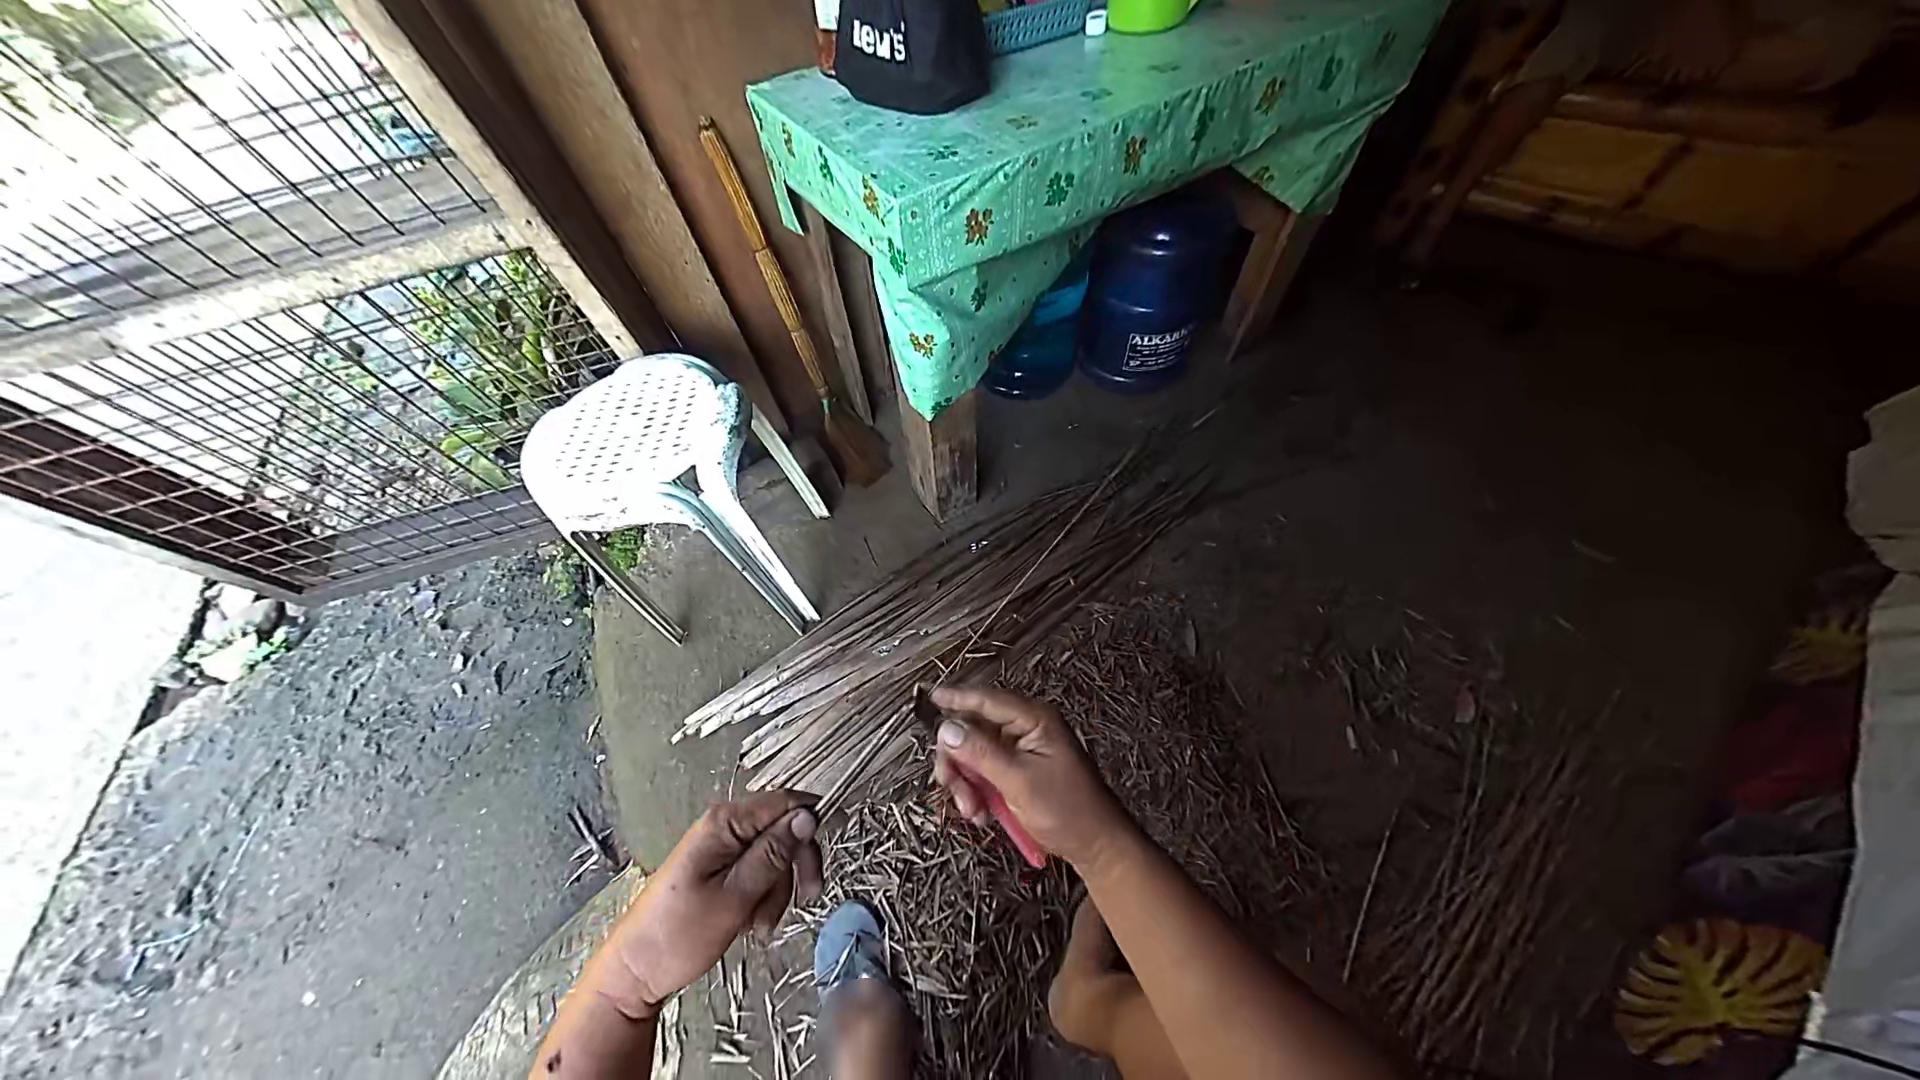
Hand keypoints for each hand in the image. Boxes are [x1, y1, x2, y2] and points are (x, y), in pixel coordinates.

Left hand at [605, 791, 822, 1015]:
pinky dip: (764, 895)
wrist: (632, 975)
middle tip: (805, 898)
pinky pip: (759, 869)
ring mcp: (723, 846)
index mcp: (725, 822)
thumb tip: (808, 815)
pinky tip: (752, 921)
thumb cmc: (678, 936)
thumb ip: (773, 853)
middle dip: (795, 865)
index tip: (817, 869)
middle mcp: (725, 825)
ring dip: (778, 889)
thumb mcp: (735, 896)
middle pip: (784, 828)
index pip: (785, 802)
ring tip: (760, 925)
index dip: (810, 827)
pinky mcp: (722, 866)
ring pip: (776, 853)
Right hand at [929, 686, 1132, 868]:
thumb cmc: (1068, 810)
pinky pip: (984, 773)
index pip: (987, 700)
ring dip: (965, 782)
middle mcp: (1026, 729)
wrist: (1095, 846)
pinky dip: (976, 792)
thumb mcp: (1019, 781)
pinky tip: (981, 814)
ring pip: (974, 754)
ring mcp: (1021, 751)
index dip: (957, 698)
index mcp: (1034, 720)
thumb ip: (980, 753)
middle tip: (950, 785)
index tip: (930, 698)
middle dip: (958, 760)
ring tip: (972, 810)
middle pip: (974, 729)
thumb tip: (947, 728)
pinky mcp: (1017, 772)